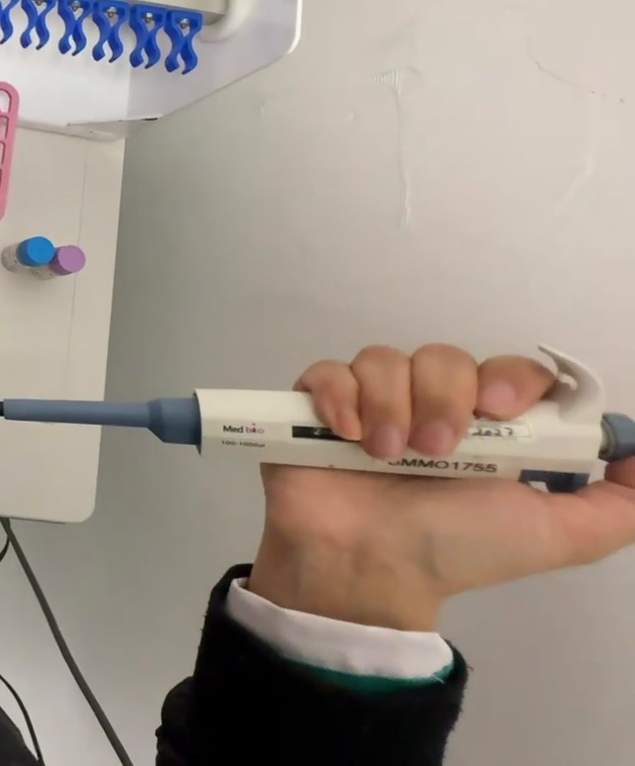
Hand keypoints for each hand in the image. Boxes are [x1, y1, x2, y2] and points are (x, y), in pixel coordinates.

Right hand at [246, 345, 634, 630]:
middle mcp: (427, 405)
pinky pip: (327, 371)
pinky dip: (338, 397)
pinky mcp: (311, 404)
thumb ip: (621, 500)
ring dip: (388, 405)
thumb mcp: (562, 534)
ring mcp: (367, 402)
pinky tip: (344, 435)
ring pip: (382, 358)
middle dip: (441, 398)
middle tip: (435, 451)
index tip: (498, 413)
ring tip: (382, 454)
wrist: (370, 560)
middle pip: (442, 355)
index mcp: (488, 427)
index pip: (510, 368)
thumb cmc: (460, 547)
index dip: (507, 377)